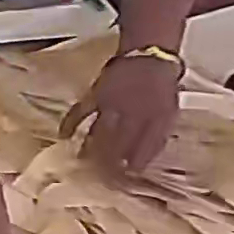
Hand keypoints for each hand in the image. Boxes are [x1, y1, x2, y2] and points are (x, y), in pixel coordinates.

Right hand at [65, 53, 181, 173]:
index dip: (136, 162)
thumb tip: (143, 157)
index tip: (128, 177)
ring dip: (92, 149)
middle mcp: (133, 113)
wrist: (149, 55)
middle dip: (111, 162)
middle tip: (102, 178)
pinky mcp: (95, 95)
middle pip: (120, 143)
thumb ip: (157, 134)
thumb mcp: (169, 111)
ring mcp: (112, 104)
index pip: (144, 146)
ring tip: (83, 164)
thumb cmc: (161, 84)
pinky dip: (70, 124)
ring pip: (100, 131)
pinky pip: (80, 111)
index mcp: (156, 117)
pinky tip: (64, 136)